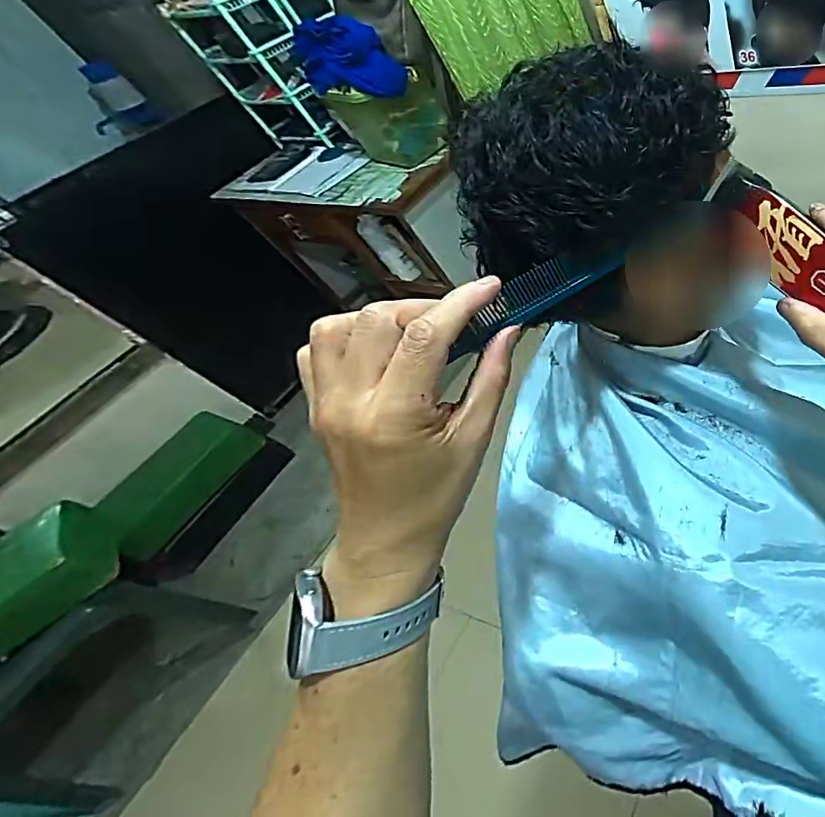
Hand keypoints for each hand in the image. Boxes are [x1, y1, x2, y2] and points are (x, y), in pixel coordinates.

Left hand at [297, 277, 519, 617]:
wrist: (385, 537)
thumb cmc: (438, 493)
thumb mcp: (477, 435)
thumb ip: (492, 375)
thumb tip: (509, 328)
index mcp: (396, 413)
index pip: (426, 335)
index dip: (462, 302)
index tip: (493, 288)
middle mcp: (350, 400)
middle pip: (377, 318)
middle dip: (426, 306)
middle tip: (458, 321)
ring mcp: (324, 401)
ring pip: (337, 325)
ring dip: (383, 316)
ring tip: (418, 332)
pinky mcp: (315, 404)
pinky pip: (317, 349)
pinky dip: (350, 335)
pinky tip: (381, 349)